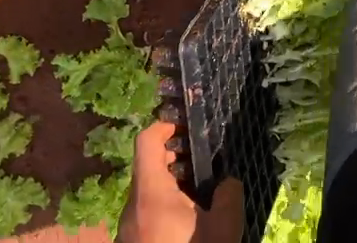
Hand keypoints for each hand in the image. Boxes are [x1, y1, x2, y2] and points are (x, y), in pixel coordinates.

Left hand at [117, 121, 244, 242]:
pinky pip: (144, 215)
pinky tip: (187, 220)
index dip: (165, 125)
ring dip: (169, 183)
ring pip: (145, 192)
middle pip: (145, 167)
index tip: (186, 125)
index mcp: (151, 193)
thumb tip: (226, 183)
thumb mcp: (224, 227)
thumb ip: (229, 194)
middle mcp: (132, 208)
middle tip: (200, 156)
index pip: (146, 141)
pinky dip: (163, 206)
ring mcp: (128, 231)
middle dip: (172, 156)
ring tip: (198, 190)